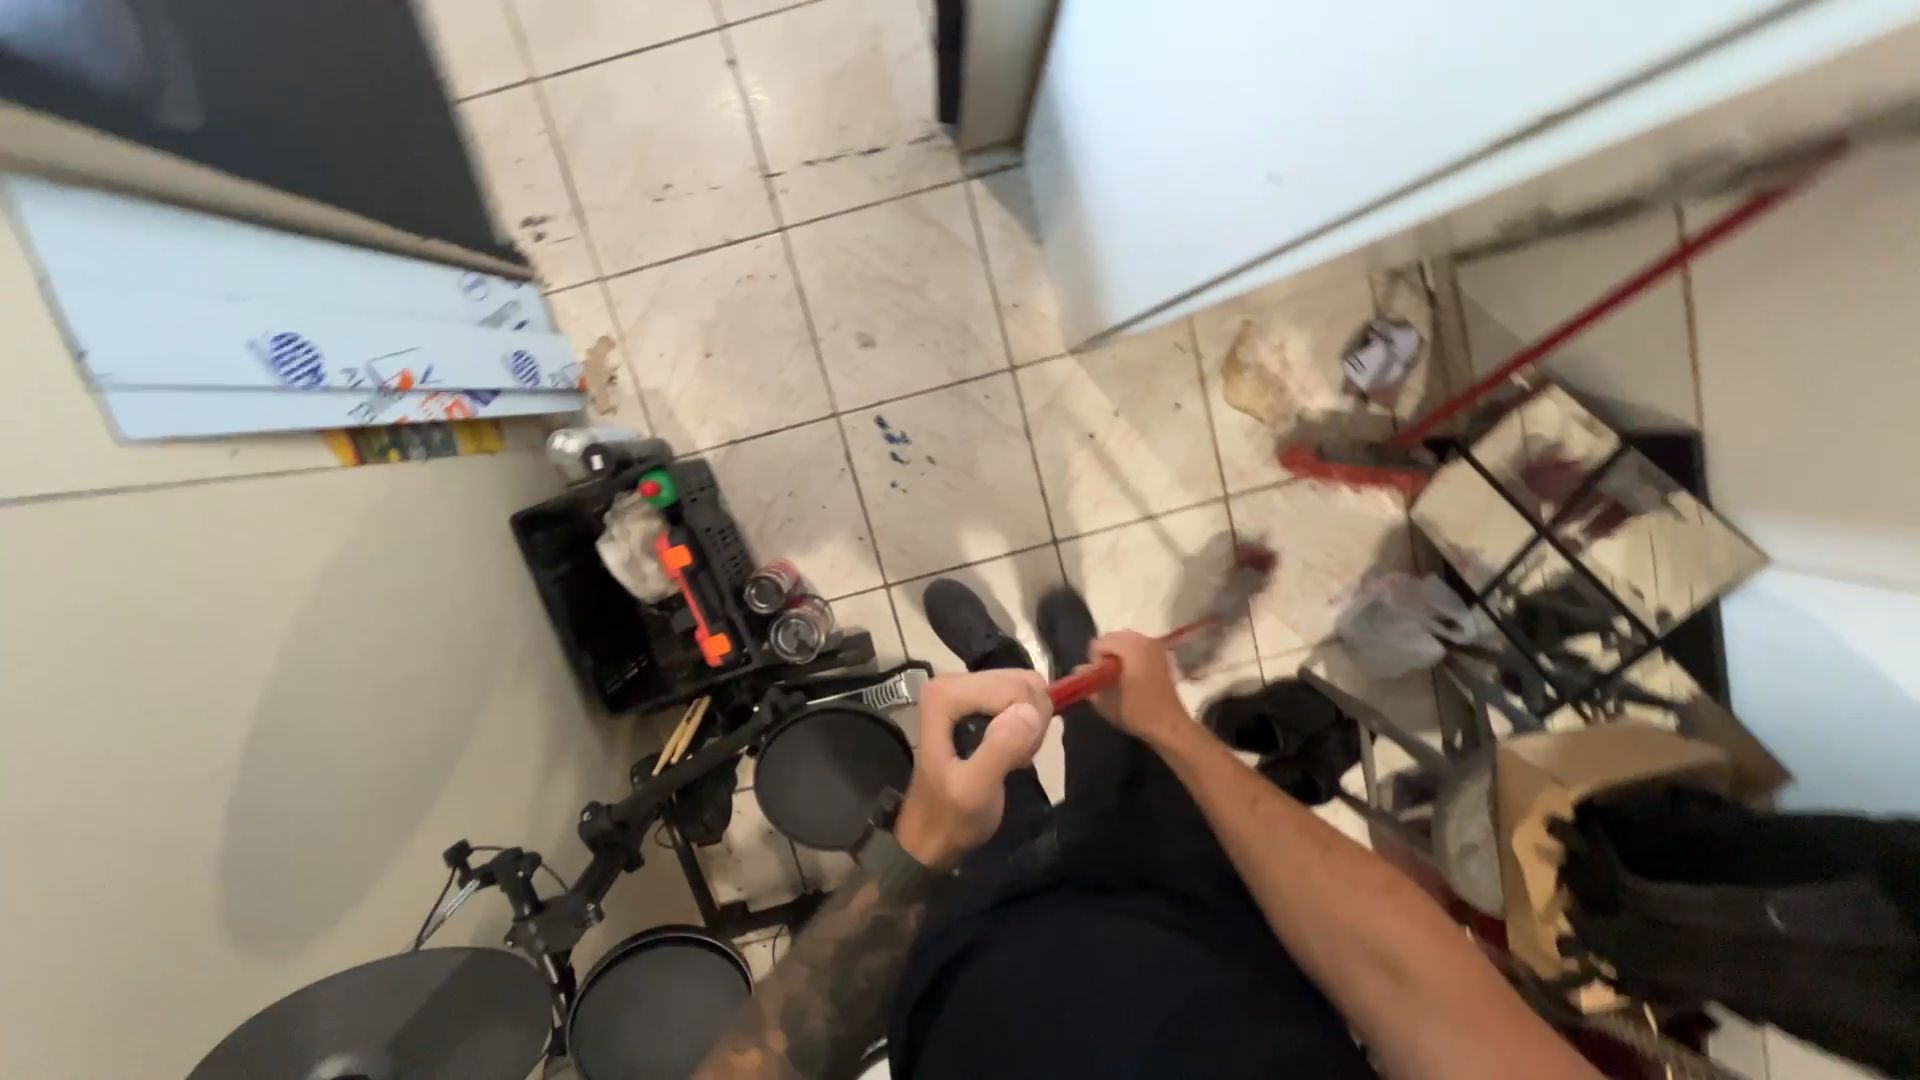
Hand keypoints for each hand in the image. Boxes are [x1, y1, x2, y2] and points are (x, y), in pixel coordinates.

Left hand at [893, 669, 1052, 871]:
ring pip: (1024, 687)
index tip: (1019, 759)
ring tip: (1013, 756)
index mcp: (945, 695)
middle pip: (1021, 681)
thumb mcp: (977, 791)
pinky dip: (1025, 723)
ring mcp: (962, 687)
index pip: (1015, 687)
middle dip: (1031, 721)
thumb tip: (1029, 711)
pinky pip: (1018, 695)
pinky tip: (1012, 749)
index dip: (1029, 723)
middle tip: (1017, 758)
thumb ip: (1001, 748)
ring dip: (1030, 724)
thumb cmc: (951, 817)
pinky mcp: (974, 698)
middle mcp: (950, 681)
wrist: (931, 837)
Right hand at [1085, 632, 1188, 742]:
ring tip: (1116, 677)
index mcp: (1132, 647)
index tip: (1098, 679)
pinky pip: (1138, 647)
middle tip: (1105, 676)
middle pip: (1113, 638)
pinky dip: (1129, 656)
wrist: (1169, 725)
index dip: (1094, 660)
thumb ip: (1088, 680)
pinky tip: (1129, 675)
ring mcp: (1156, 647)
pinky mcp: (1161, 656)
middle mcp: (1145, 640)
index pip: (1100, 643)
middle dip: (1105, 654)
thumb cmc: (1136, 711)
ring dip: (1116, 654)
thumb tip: (1079, 669)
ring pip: (1125, 641)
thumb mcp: (1104, 699)